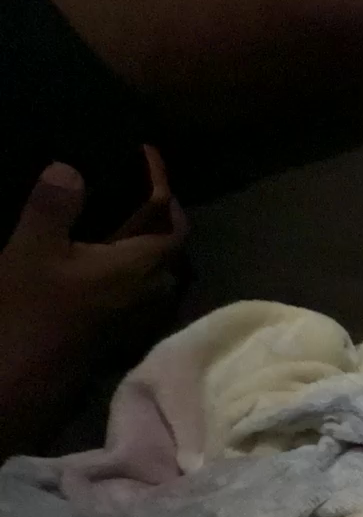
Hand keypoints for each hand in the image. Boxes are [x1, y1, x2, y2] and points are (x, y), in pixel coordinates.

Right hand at [0, 162, 184, 364]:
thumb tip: (69, 168)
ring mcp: (151, 302)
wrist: (35, 359)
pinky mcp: (134, 313)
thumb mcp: (34, 248)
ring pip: (162, 259)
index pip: (174, 222)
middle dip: (160, 210)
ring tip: (124, 205)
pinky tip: (109, 243)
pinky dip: (135, 251)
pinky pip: (146, 275)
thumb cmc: (36, 302)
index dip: (166, 188)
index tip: (150, 157)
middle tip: (137, 180)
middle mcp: (161, 283)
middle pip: (173, 240)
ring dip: (149, 232)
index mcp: (146, 264)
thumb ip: (53, 208)